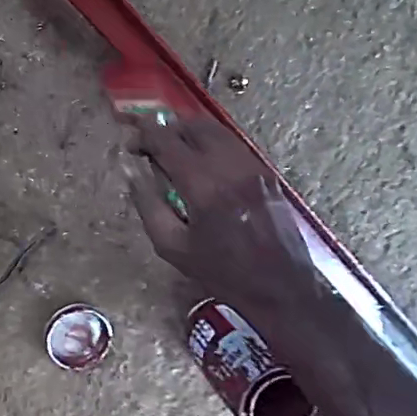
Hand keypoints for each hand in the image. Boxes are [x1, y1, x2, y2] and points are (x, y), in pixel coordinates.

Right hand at [123, 112, 297, 299]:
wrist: (284, 290)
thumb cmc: (223, 272)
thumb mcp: (172, 246)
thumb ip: (147, 204)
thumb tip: (132, 173)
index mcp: (202, 185)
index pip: (166, 140)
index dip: (143, 135)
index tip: (131, 146)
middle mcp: (229, 167)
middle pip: (191, 125)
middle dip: (166, 129)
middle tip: (152, 147)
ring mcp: (252, 167)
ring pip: (215, 129)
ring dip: (189, 133)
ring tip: (176, 150)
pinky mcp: (266, 173)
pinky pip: (232, 143)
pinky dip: (211, 143)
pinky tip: (203, 162)